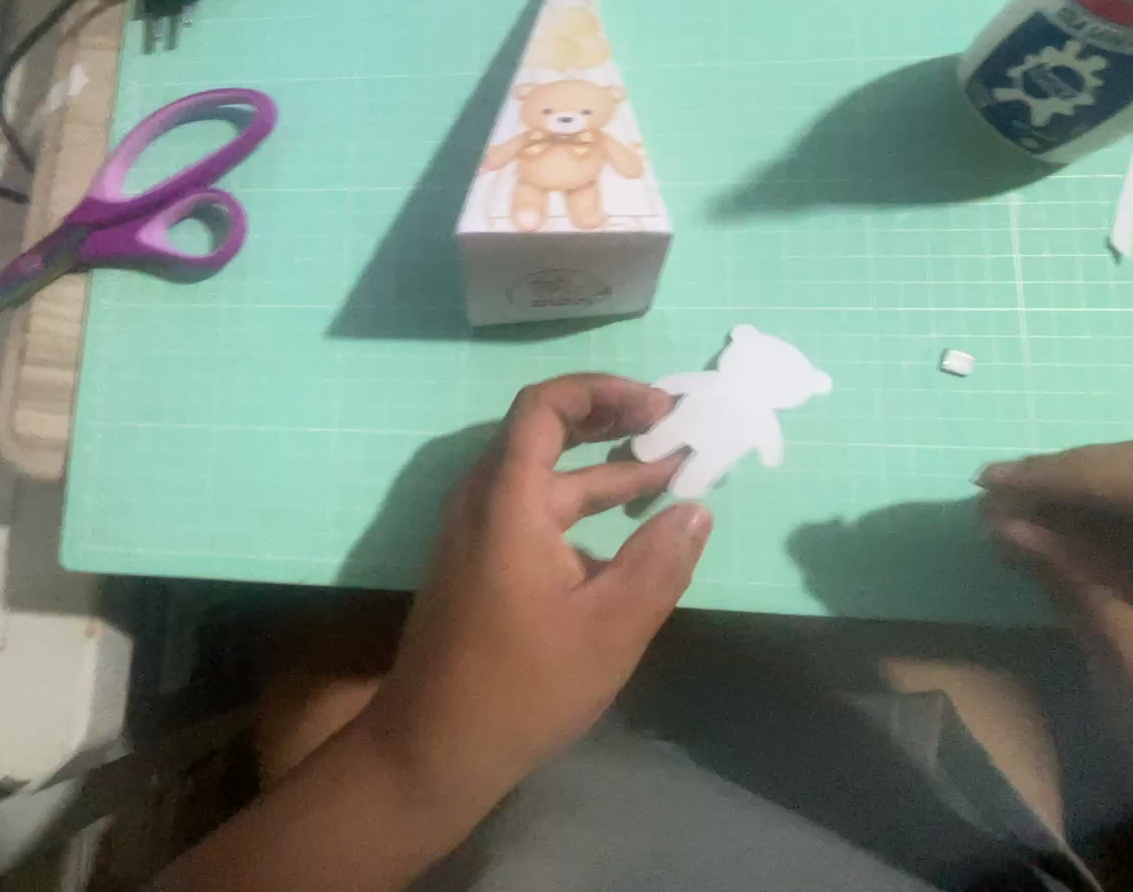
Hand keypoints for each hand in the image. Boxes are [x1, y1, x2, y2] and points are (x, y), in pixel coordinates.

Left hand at [354, 373, 711, 809]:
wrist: (434, 742)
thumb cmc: (523, 685)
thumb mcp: (610, 627)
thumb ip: (660, 562)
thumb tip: (697, 508)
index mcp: (506, 498)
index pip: (544, 406)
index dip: (602, 390)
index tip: (658, 405)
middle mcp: (482, 497)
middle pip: (542, 430)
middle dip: (608, 419)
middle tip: (669, 422)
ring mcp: (475, 527)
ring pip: (541, 474)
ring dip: (600, 468)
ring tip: (667, 469)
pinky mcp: (478, 555)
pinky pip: (530, 507)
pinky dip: (578, 504)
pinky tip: (625, 529)